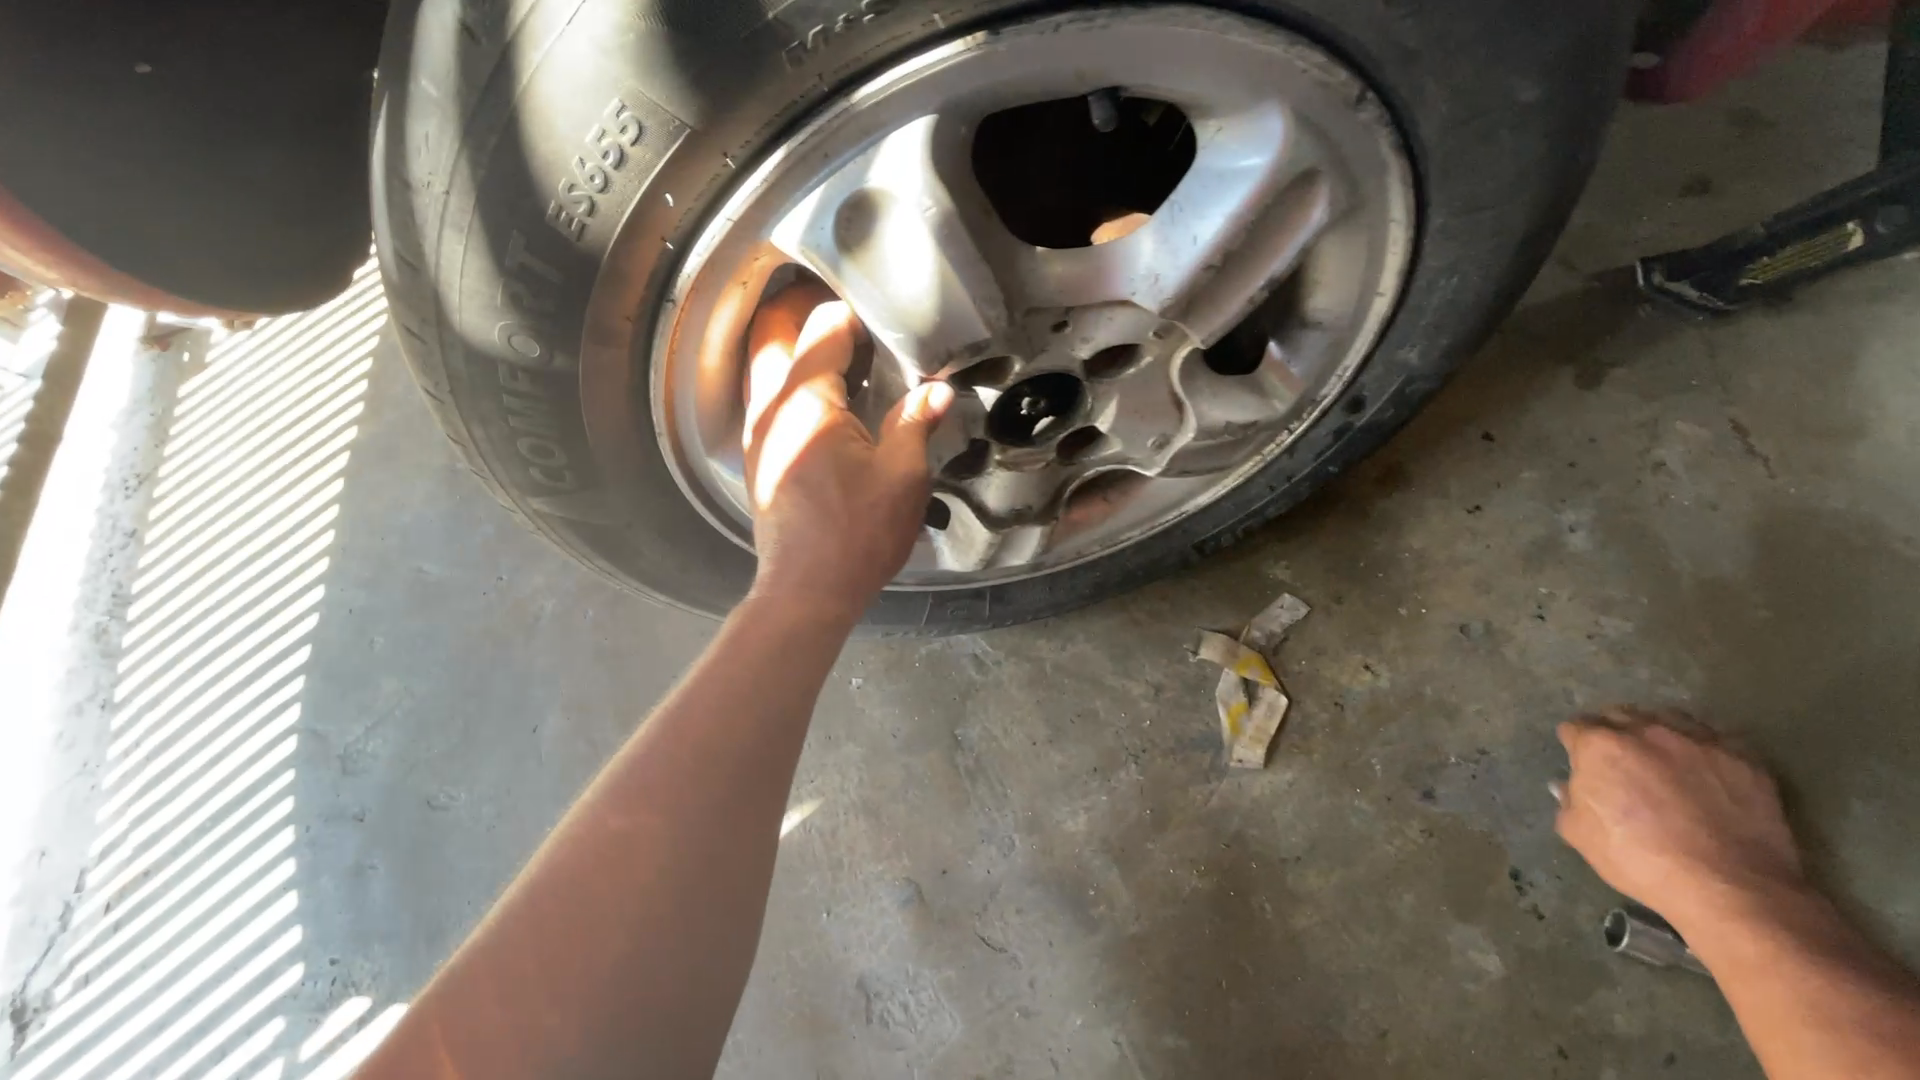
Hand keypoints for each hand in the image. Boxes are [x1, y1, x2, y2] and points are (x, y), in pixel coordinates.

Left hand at [742, 284, 954, 618]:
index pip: (822, 329)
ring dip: (798, 353)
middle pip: (775, 335)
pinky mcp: (759, 458)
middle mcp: (770, 408)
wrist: (808, 590)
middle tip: (854, 330)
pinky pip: (769, 401)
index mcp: (806, 401)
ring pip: (766, 368)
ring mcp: (758, 434)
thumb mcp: (902, 476)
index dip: (853, 317)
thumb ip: (915, 423)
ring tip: (846, 363)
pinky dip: (794, 388)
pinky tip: (832, 409)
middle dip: (810, 321)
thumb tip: (937, 390)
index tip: (882, 324)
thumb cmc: (857, 534)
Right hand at [1555, 706, 1805, 931]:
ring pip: (1668, 719)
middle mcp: (1646, 731)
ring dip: (1657, 733)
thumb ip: (1568, 801)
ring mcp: (1699, 741)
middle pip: (1619, 715)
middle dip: (1613, 732)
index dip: (1575, 746)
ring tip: (1662, 759)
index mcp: (1600, 745)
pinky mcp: (1743, 758)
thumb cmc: (1639, 859)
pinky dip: (1702, 748)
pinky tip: (1703, 771)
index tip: (1581, 764)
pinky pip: (1715, 739)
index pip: (1575, 727)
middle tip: (1619, 762)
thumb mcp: (1579, 834)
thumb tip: (1568, 786)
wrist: (1728, 886)